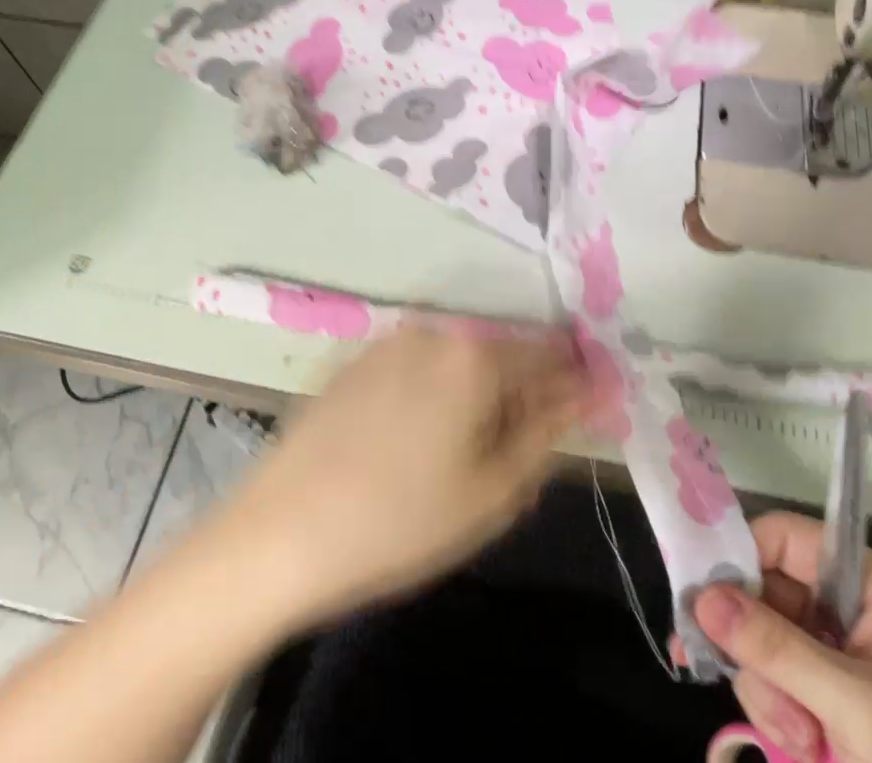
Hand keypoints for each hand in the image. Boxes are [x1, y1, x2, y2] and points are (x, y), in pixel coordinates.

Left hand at [229, 326, 587, 626]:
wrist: (278, 538)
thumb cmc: (400, 523)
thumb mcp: (494, 490)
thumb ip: (550, 430)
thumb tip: (593, 391)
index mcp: (474, 354)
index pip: (552, 354)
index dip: (574, 387)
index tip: (583, 421)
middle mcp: (429, 332)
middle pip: (499, 356)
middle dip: (518, 398)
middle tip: (510, 465)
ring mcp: (381, 346)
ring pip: (454, 365)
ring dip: (473, 401)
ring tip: (457, 465)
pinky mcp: (346, 368)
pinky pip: (411, 374)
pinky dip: (430, 400)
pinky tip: (410, 453)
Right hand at [683, 513, 871, 762]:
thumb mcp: (857, 705)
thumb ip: (777, 649)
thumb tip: (700, 597)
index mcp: (868, 583)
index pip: (782, 538)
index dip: (737, 558)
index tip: (699, 601)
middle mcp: (845, 604)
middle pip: (760, 591)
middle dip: (753, 648)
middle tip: (757, 691)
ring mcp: (832, 648)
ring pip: (756, 639)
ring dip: (767, 691)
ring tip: (804, 739)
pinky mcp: (821, 688)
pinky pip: (767, 676)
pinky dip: (773, 710)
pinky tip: (803, 745)